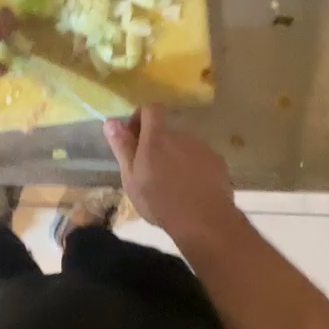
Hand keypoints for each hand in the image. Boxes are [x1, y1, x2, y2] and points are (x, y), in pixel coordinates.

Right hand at [104, 105, 239, 239]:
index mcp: (157, 137)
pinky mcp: (218, 162)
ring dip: (175, 157)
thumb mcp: (131, 177)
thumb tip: (111, 121)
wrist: (203, 220)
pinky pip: (200, 158)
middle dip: (156, 144)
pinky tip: (190, 190)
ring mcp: (202, 148)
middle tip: (149, 171)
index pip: (150, 109)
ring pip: (183, 146)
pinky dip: (193, 168)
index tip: (134, 138)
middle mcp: (182, 135)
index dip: (140, 118)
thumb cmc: (159, 200)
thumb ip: (122, 147)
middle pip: (166, 131)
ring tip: (171, 185)